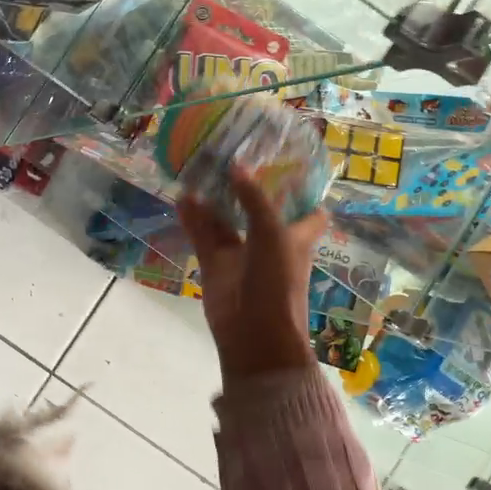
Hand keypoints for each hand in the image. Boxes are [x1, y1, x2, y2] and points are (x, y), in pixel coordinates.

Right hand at [181, 169, 327, 383]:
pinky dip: (193, 219)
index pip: (308, 211)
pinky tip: (182, 198)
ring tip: (197, 173)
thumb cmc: (278, 281)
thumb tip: (236, 167)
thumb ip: (254, 200)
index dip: (300, 190)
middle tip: (227, 157)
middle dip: (244, 188)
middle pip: (257, 210)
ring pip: (225, 222)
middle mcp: (269, 242)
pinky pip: (203, 237)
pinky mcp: (215, 265)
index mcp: (296, 237)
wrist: (255, 332)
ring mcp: (240, 254)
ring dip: (213, 201)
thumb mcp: (273, 235)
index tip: (284, 163)